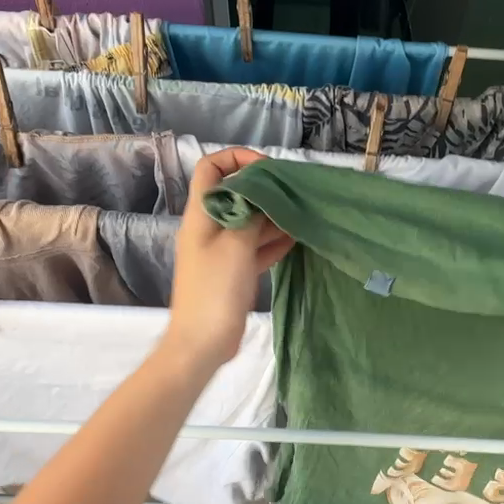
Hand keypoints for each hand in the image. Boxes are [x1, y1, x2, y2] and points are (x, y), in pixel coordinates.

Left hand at [160, 148, 293, 368]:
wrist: (202, 343)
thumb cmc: (215, 290)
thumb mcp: (236, 244)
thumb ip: (251, 213)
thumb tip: (265, 193)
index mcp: (201, 215)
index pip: (211, 168)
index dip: (238, 159)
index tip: (269, 169)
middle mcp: (210, 227)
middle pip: (236, 193)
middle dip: (265, 188)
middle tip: (295, 192)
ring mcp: (222, 250)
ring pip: (249, 221)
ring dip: (273, 215)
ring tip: (302, 213)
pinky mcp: (234, 271)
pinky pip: (255, 247)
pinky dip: (273, 240)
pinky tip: (296, 237)